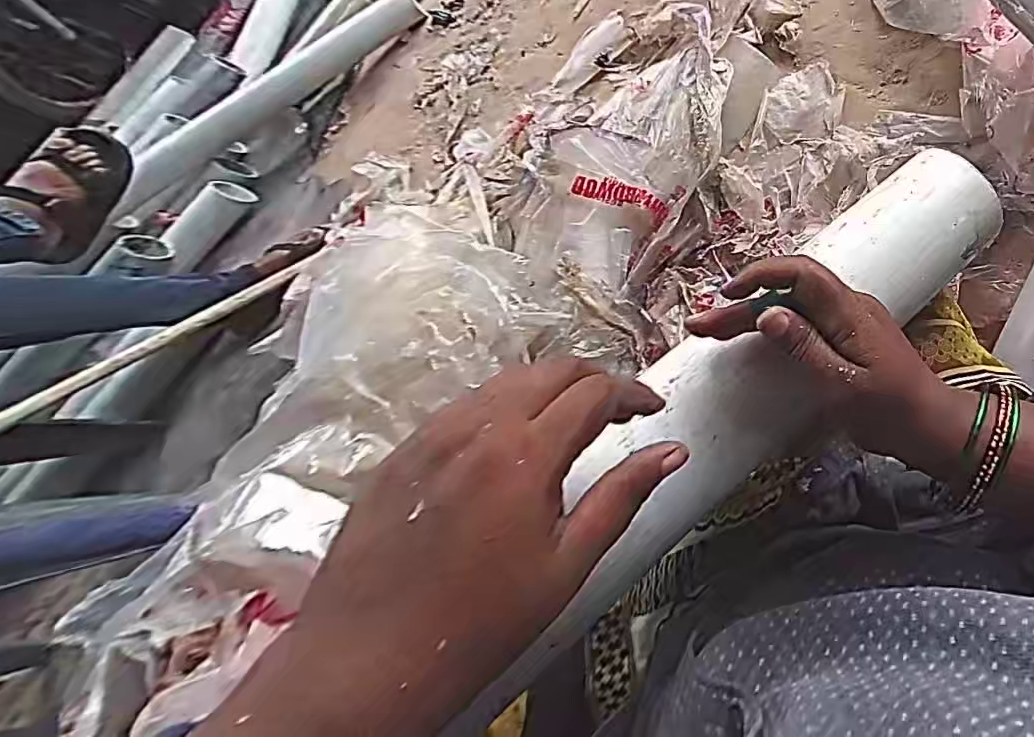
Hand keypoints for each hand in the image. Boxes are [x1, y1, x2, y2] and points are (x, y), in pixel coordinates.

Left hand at [201, 358, 686, 735]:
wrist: (361, 663)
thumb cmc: (477, 624)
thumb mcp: (565, 567)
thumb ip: (622, 497)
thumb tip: (672, 453)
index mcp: (524, 452)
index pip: (594, 392)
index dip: (632, 391)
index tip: (652, 406)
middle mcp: (480, 425)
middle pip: (554, 370)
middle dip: (596, 379)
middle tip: (619, 408)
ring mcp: (437, 430)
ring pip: (510, 379)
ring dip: (551, 387)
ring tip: (572, 418)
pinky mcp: (408, 445)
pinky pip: (470, 402)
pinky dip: (507, 402)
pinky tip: (513, 438)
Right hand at [685, 257, 1033, 539]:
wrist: (937, 430)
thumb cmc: (895, 412)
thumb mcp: (846, 386)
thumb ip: (805, 347)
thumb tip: (766, 314)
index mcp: (849, 310)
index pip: (800, 273)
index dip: (760, 275)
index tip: (726, 294)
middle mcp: (847, 306)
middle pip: (786, 291)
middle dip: (742, 303)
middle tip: (702, 325)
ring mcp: (846, 320)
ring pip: (790, 306)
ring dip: (752, 315)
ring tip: (714, 330)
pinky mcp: (845, 336)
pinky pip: (803, 321)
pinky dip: (771, 327)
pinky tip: (752, 337)